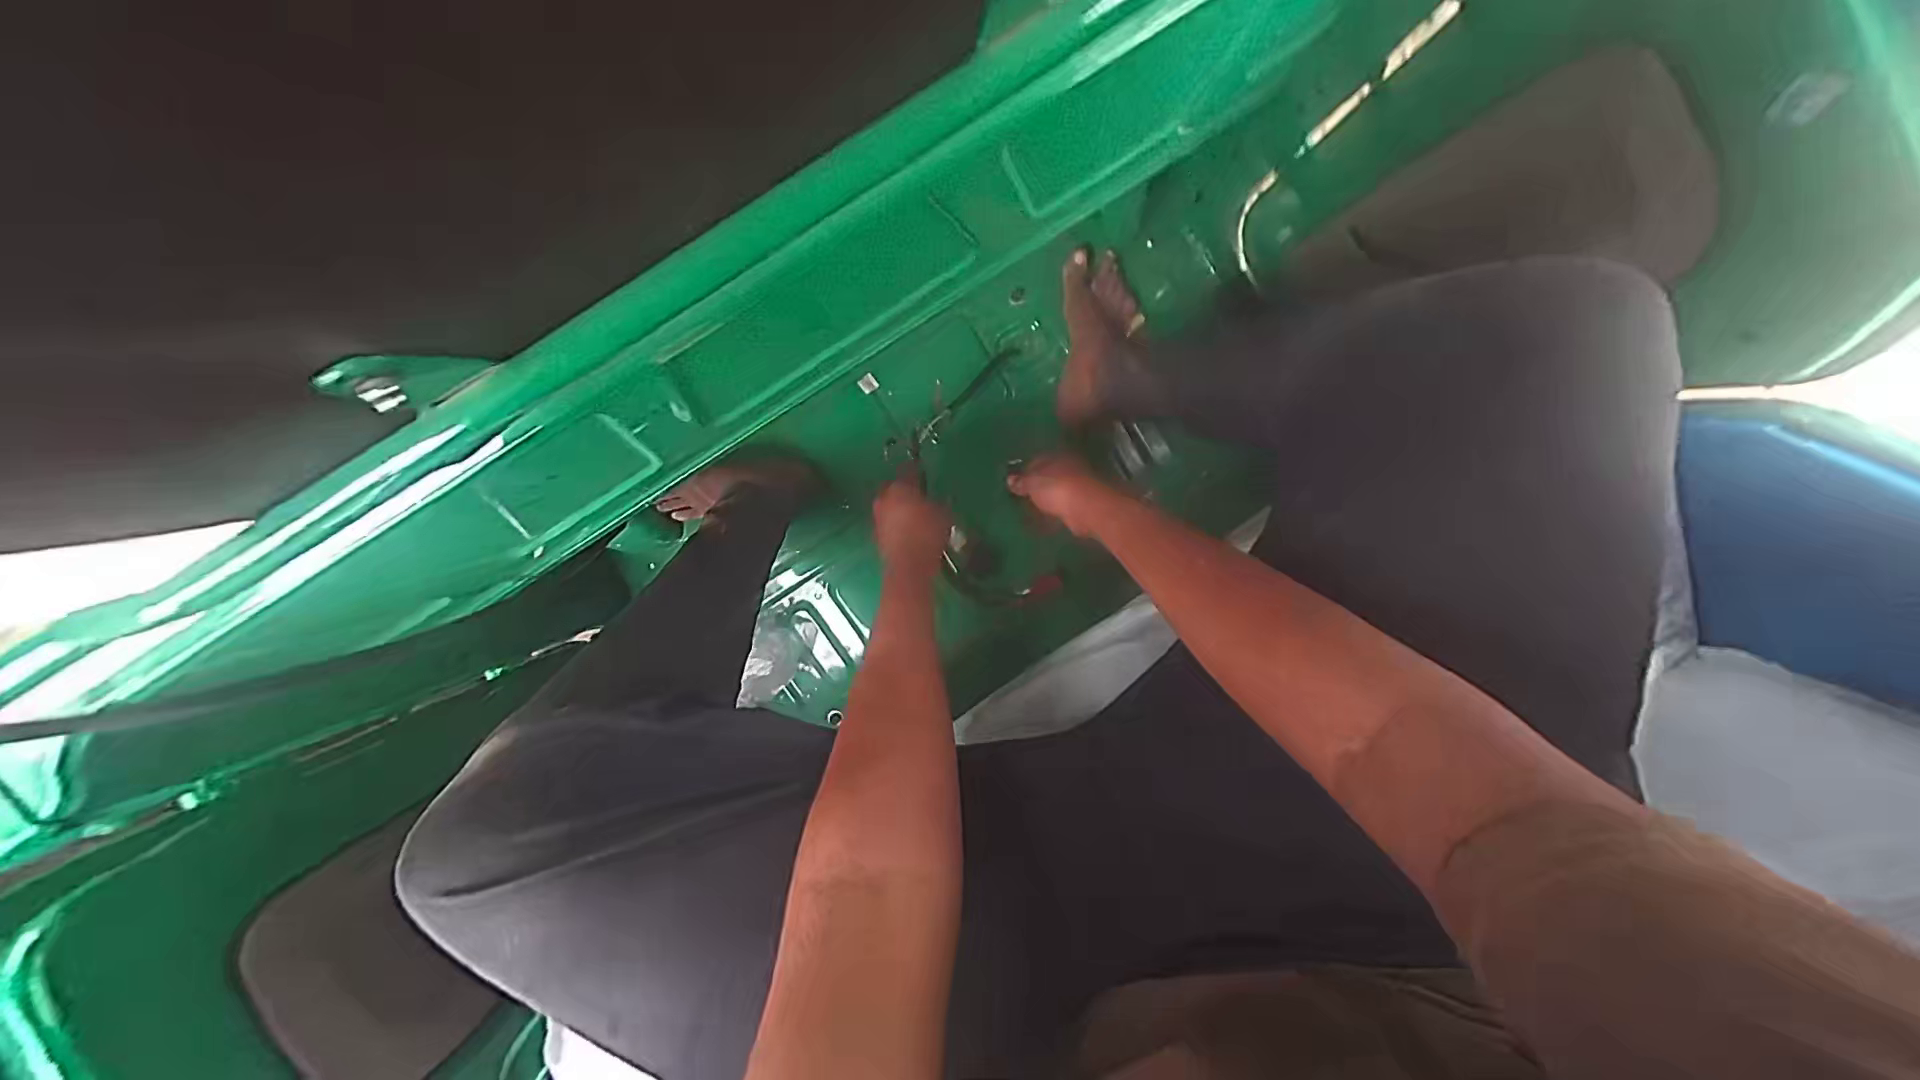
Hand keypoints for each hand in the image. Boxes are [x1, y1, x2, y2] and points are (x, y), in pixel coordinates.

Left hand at [873, 475, 951, 579]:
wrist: (909, 566)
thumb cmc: (928, 534)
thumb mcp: (943, 514)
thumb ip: (938, 502)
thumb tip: (934, 501)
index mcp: (899, 487)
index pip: (909, 470)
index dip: (918, 469)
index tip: (924, 470)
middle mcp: (884, 498)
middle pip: (895, 488)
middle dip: (905, 490)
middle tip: (920, 494)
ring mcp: (878, 517)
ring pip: (890, 505)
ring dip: (900, 508)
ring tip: (916, 514)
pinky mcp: (877, 535)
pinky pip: (889, 522)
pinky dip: (897, 523)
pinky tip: (910, 530)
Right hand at [1007, 455, 1118, 536]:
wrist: (1087, 508)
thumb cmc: (1056, 488)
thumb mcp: (1032, 483)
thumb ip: (1021, 482)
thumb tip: (1010, 479)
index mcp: (1056, 457)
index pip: (1037, 460)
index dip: (1024, 470)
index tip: (1014, 482)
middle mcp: (1069, 468)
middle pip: (1049, 475)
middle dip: (1037, 485)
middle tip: (1021, 496)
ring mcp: (1078, 486)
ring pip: (1057, 491)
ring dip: (1047, 499)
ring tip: (1032, 509)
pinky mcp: (1083, 504)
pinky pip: (1063, 506)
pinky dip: (1055, 511)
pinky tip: (1046, 518)